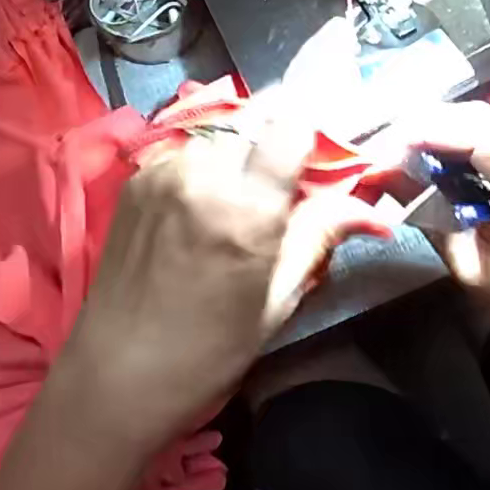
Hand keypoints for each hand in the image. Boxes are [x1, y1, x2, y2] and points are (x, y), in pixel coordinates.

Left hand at [55, 114, 389, 451]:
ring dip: (242, 144)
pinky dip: (207, 159)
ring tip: (245, 184)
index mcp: (246, 210)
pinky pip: (186, 148)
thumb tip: (374, 209)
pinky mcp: (136, 178)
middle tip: (288, 164)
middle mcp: (203, 175)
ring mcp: (163, 171)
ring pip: (220, 130)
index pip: (291, 125)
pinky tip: (205, 197)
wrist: (115, 374)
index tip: (319, 153)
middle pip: (255, 115)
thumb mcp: (277, 300)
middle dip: (280, 127)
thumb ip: (319, 235)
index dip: (312, 131)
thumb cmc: (209, 352)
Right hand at [383, 101, 489, 372]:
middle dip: (413, 135)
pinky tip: (431, 170)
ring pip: (472, 122)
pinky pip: (487, 137)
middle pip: (465, 117)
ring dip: (430, 140)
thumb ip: (434, 221)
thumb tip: (384, 181)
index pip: (464, 130)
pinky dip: (452, 149)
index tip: (369, 162)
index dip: (409, 137)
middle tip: (373, 166)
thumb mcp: (488, 274)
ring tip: (394, 168)